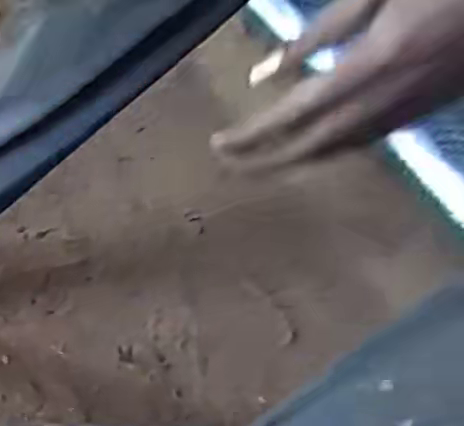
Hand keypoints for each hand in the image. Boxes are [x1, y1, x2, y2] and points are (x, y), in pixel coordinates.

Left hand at [213, 0, 463, 168]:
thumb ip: (318, 33)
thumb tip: (260, 74)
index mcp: (374, 62)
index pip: (287, 118)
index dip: (246, 136)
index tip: (215, 143)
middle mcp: (395, 91)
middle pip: (308, 146)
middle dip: (261, 161)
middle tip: (227, 162)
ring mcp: (425, 96)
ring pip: (343, 147)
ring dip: (297, 160)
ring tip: (261, 160)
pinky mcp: (447, 95)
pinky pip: (377, 134)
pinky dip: (336, 146)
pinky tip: (317, 143)